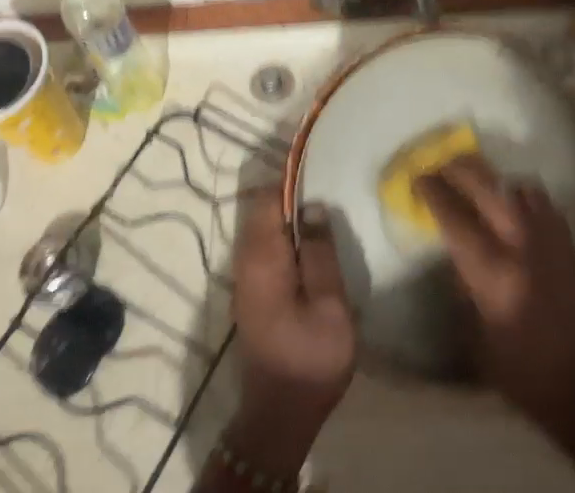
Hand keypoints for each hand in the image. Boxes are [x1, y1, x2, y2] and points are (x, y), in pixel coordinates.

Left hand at [229, 191, 354, 448]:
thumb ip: (321, 254)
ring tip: (322, 206)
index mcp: (262, 259)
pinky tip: (311, 240)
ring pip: (259, 228)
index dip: (288, 177)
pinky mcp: (251, 293)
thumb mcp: (330, 307)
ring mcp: (244, 278)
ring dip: (285, 214)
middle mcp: (245, 262)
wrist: (279, 413)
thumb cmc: (311, 359)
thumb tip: (313, 207)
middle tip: (325, 182)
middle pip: (258, 210)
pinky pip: (263, 247)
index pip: (266, 200)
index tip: (315, 162)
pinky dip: (283, 234)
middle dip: (286, 191)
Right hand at [414, 156, 574, 424]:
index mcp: (493, 274)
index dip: (435, 194)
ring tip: (478, 180)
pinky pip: (543, 205)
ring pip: (521, 188)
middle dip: (462, 171)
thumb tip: (456, 258)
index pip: (456, 219)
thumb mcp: (475, 337)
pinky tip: (513, 205)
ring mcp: (550, 243)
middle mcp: (522, 248)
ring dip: (495, 179)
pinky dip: (523, 195)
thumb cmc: (521, 372)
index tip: (418, 178)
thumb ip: (463, 290)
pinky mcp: (569, 248)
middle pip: (489, 190)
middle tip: (441, 164)